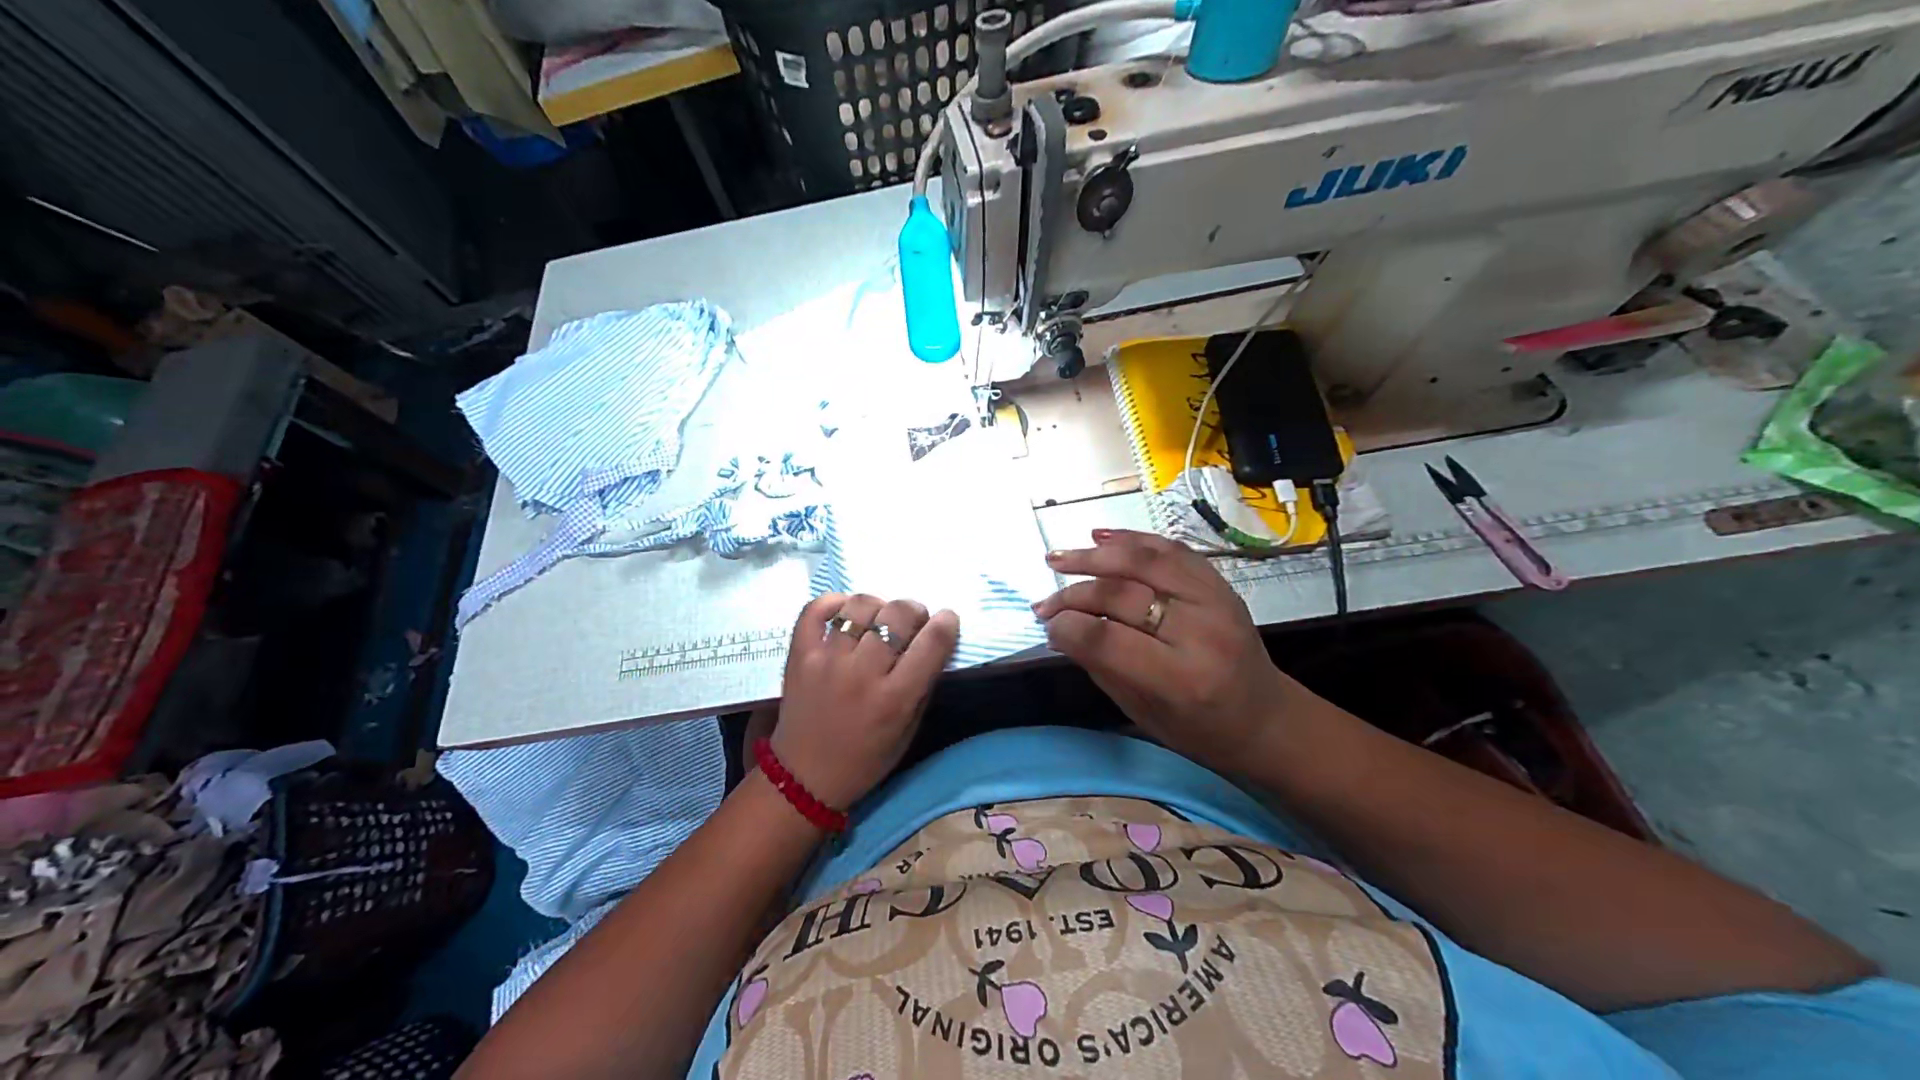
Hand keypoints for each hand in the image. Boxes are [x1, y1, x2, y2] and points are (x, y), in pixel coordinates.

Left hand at [770, 592, 958, 810]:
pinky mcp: (799, 654)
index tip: (947, 619)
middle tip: (912, 621)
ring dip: (878, 606)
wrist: (804, 777)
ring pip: (860, 606)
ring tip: (878, 619)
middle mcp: (861, 673)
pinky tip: (845, 612)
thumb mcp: (908, 731)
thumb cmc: (865, 760)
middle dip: (914, 611)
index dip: (947, 622)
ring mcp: (826, 660)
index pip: (932, 643)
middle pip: (898, 615)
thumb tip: (933, 643)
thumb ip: (923, 686)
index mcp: (894, 699)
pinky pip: (815, 609)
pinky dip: (834, 602)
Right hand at [1033, 529, 1291, 771]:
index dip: (1067, 626)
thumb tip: (1059, 628)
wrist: (1266, 719)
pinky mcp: (1220, 584)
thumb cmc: (1200, 730)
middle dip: (1073, 595)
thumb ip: (1100, 666)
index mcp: (1180, 679)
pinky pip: (1171, 549)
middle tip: (1045, 603)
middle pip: (1121, 595)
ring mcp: (1215, 601)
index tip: (1047, 626)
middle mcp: (1200, 632)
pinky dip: (1132, 539)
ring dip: (1095, 555)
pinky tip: (1100, 537)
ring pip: (1145, 561)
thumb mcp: (1142, 711)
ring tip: (1059, 558)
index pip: (1107, 639)